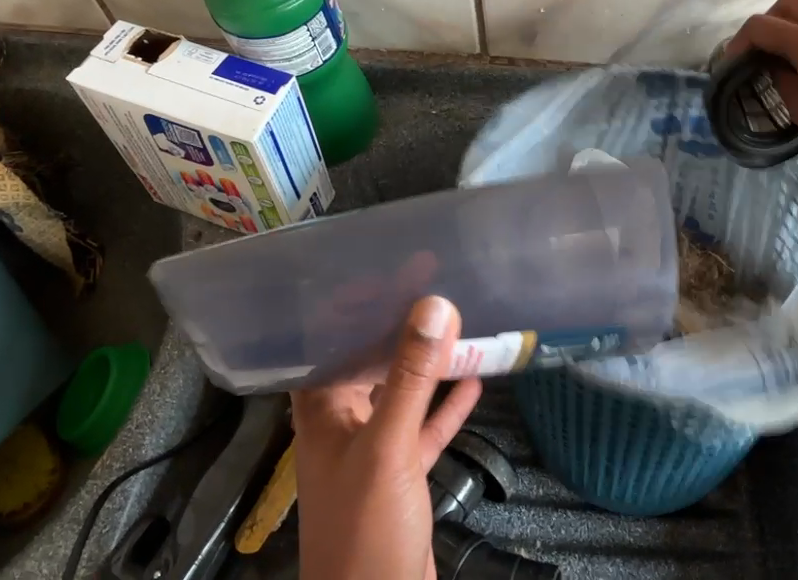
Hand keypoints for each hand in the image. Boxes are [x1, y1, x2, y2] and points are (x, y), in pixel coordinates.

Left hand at [292, 296, 484, 579]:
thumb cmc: (364, 526)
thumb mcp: (387, 448)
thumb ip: (410, 379)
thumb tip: (434, 305)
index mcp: (322, 412)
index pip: (331, 342)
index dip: (356, 305)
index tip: (392, 270)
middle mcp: (344, 423)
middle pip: (371, 361)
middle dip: (401, 325)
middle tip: (437, 282)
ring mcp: (375, 450)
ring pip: (403, 392)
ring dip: (429, 362)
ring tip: (462, 320)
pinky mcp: (403, 474)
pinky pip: (426, 427)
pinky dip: (447, 403)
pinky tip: (475, 378)